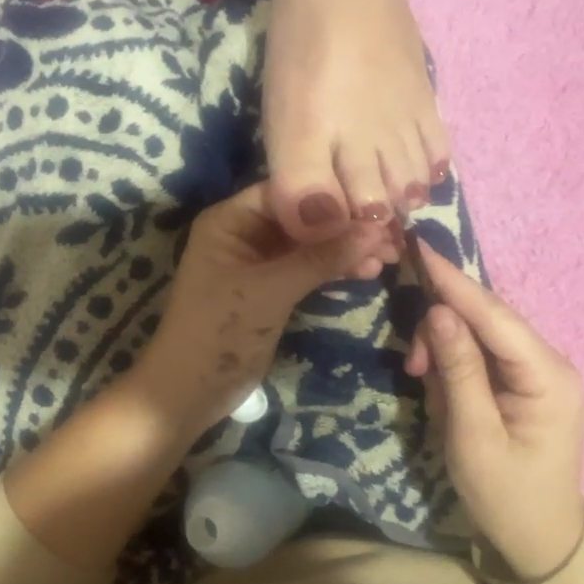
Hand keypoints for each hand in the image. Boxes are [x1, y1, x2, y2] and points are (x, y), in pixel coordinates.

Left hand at [132, 184, 396, 429]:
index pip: (286, 190)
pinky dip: (335, 269)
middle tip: (393, 231)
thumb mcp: (271, 291)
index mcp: (230, 220)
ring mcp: (259, 262)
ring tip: (389, 253)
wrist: (191, 392)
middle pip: (302, 216)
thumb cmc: (219, 332)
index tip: (378, 203)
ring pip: (310, 244)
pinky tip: (369, 271)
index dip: (331, 194)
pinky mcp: (272, 289)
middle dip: (344, 225)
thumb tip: (376, 229)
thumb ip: (320, 258)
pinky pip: (309, 269)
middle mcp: (244, 232)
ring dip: (345, 249)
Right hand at [407, 241, 583, 581]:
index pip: (494, 315)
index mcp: (547, 376)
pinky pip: (481, 353)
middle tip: (412, 361)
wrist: (540, 543)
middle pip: (487, 317)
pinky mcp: (521, 382)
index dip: (454, 280)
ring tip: (422, 380)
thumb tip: (438, 311)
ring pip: (480, 332)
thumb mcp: (473, 436)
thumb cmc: (506, 496)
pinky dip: (454, 360)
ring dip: (444, 346)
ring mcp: (536, 371)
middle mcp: (547, 363)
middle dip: (442, 323)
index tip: (420, 245)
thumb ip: (458, 370)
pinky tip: (438, 383)